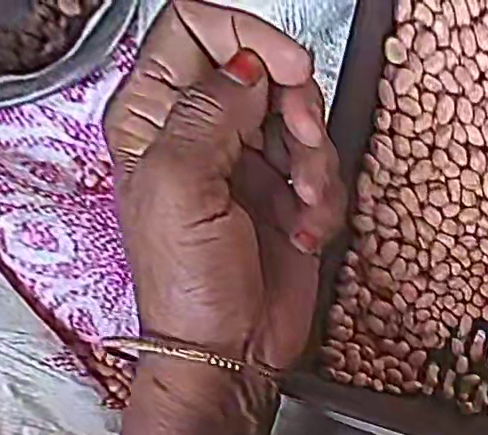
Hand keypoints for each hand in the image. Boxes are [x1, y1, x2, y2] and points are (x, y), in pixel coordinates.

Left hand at [104, 0, 345, 375]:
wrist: (232, 350)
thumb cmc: (189, 280)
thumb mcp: (180, 185)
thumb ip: (209, 113)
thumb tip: (249, 67)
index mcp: (160, 116)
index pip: (196, 32)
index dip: (247, 37)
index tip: (287, 68)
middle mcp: (211, 137)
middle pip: (265, 77)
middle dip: (296, 107)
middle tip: (304, 141)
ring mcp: (257, 175)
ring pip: (304, 130)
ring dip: (318, 166)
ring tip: (305, 208)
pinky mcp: (295, 210)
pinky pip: (327, 181)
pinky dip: (328, 206)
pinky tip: (309, 234)